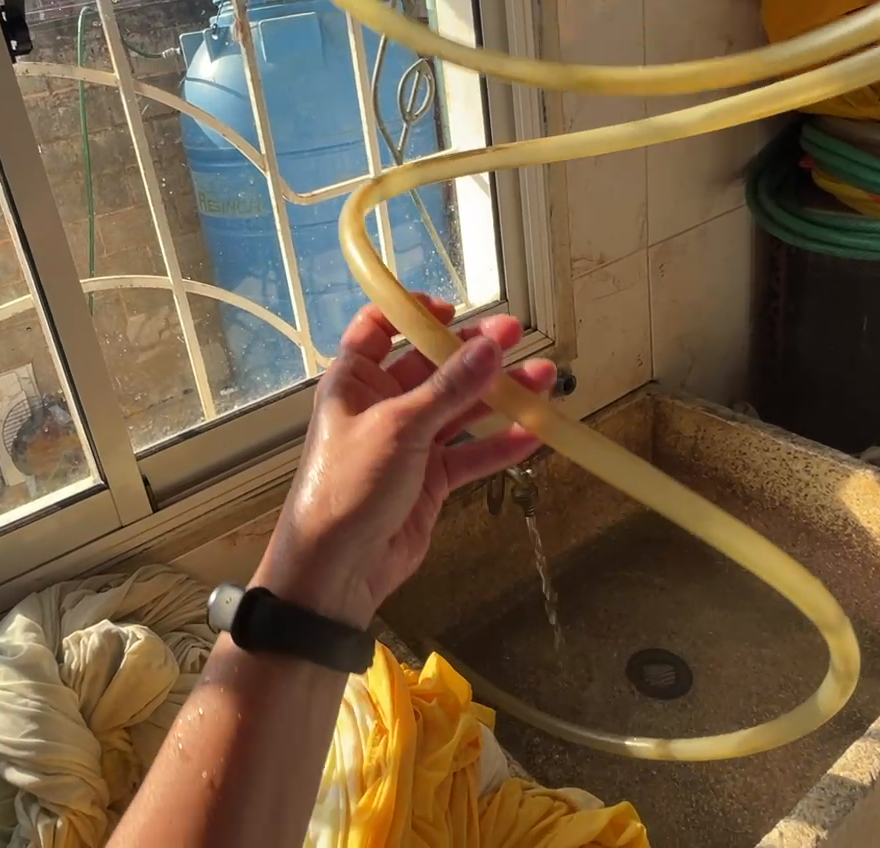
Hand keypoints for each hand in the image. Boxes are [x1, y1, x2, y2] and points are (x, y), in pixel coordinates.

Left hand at [252, 294, 555, 627]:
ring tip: (543, 378)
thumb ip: (449, 389)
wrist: (337, 568)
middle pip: (431, 366)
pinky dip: (500, 444)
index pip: (377, 329)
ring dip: (498, 395)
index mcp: (354, 380)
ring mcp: (408, 442)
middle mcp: (381, 404)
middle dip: (472, 352)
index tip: (449, 310)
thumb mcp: (399, 427)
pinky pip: (470, 453)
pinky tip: (535, 430)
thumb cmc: (350, 483)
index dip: (410, 314)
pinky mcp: (430, 478)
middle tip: (516, 335)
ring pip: (459, 409)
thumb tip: (490, 346)